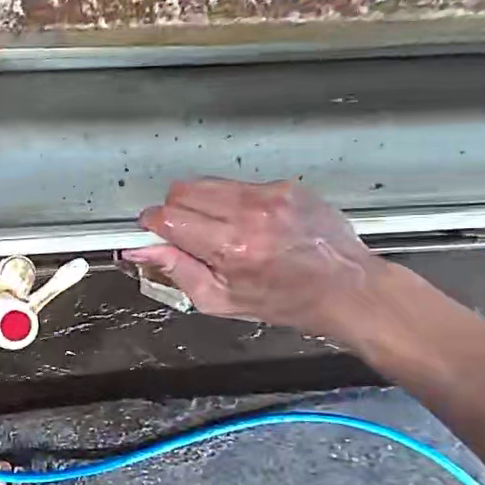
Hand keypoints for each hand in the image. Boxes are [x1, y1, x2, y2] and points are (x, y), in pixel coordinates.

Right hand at [122, 178, 385, 337]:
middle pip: (181, 192)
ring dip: (200, 204)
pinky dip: (232, 201)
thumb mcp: (219, 299)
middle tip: (187, 234)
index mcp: (231, 247)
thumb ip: (175, 269)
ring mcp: (271, 196)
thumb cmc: (283, 301)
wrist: (345, 288)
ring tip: (219, 228)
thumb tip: (139, 249)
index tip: (153, 232)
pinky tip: (249, 223)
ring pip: (206, 183)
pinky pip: (238, 185)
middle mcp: (250, 214)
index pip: (167, 217)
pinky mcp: (286, 187)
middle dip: (174, 211)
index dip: (152, 225)